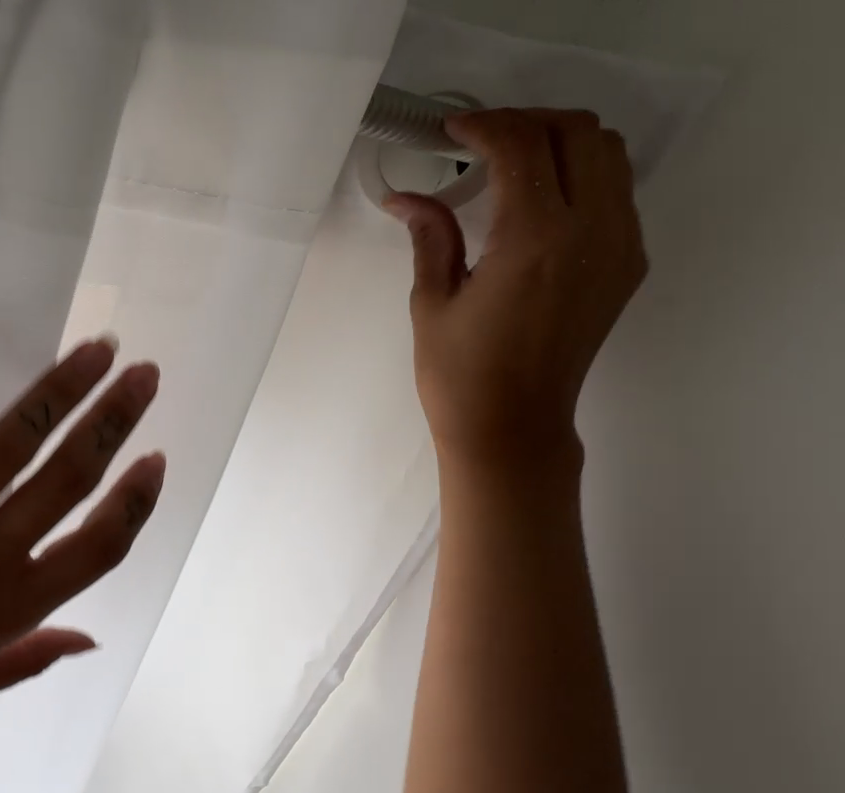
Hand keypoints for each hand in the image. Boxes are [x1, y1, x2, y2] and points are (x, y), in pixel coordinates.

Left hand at [0, 310, 164, 770]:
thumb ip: (31, 658)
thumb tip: (93, 636)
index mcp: (9, 613)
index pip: (97, 550)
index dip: (134, 504)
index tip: (155, 462)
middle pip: (65, 482)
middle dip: (112, 424)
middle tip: (145, 376)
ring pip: (7, 446)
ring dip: (59, 391)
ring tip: (97, 350)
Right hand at [386, 108, 646, 472]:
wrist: (512, 425)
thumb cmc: (458, 373)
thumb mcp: (432, 302)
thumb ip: (431, 238)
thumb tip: (408, 198)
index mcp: (534, 240)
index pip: (522, 148)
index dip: (485, 127)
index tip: (451, 130)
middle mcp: (591, 230)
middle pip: (577, 133)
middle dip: (525, 123)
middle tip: (477, 139)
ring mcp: (619, 243)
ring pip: (607, 153)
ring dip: (559, 142)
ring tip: (507, 161)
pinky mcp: (627, 260)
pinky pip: (614, 189)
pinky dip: (578, 174)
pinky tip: (534, 199)